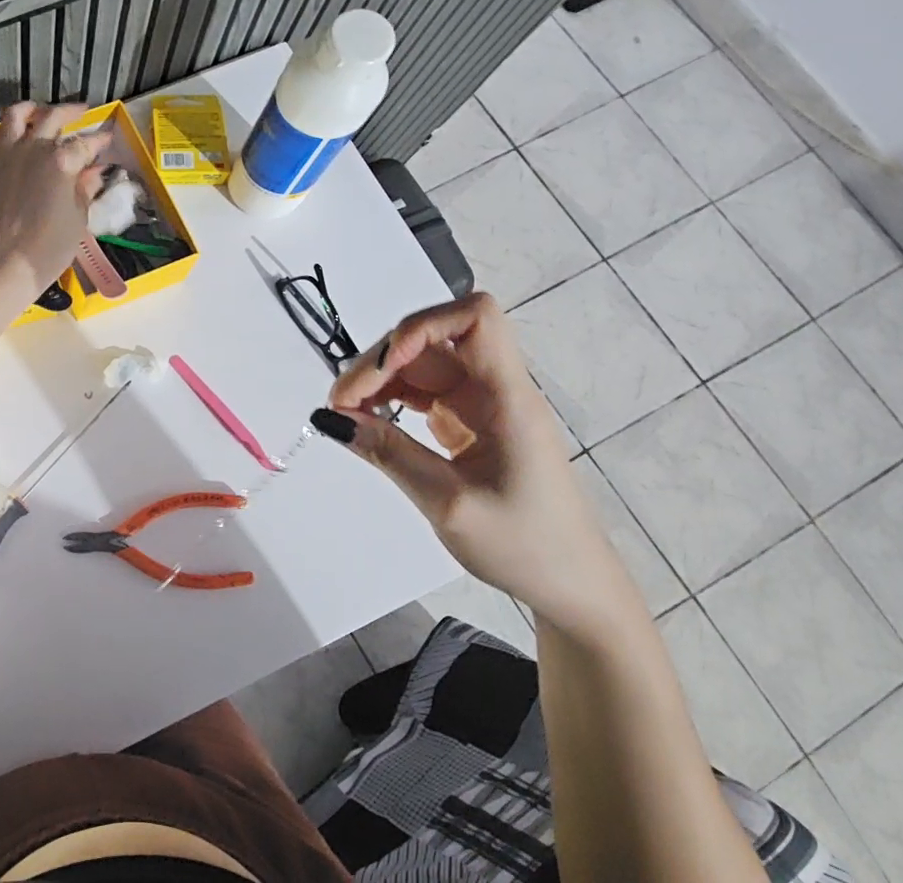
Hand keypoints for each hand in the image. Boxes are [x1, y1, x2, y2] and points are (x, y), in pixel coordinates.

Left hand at [0, 102, 109, 299]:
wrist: (6, 267)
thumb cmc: (49, 249)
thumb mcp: (78, 220)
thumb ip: (85, 190)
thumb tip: (94, 173)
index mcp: (62, 161)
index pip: (86, 143)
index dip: (99, 140)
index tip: (107, 139)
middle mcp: (32, 150)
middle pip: (52, 117)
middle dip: (70, 112)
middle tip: (81, 113)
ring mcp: (4, 157)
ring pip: (14, 116)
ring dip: (29, 110)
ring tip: (38, 112)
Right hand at [323, 293, 642, 634]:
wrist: (572, 585)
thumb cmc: (525, 547)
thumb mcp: (448, 504)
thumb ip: (388, 454)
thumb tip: (330, 419)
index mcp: (508, 399)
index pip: (474, 318)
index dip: (420, 326)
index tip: (380, 370)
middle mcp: (497, 391)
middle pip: (433, 342)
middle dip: (381, 362)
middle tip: (340, 406)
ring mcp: (484, 408)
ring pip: (423, 367)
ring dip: (380, 381)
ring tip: (346, 416)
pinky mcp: (471, 427)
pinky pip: (424, 396)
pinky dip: (391, 402)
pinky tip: (368, 424)